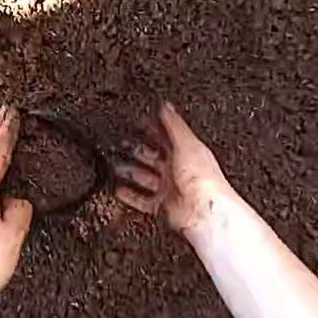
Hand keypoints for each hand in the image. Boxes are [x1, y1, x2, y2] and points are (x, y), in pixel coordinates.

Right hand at [114, 102, 235, 236]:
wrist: (203, 211)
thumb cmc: (202, 178)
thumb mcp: (186, 143)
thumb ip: (174, 124)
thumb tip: (167, 106)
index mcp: (187, 153)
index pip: (166, 136)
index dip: (153, 128)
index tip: (139, 121)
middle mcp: (177, 170)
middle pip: (153, 157)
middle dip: (137, 149)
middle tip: (121, 142)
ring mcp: (169, 188)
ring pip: (144, 177)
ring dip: (129, 171)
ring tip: (114, 164)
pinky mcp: (161, 206)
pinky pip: (141, 200)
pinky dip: (129, 195)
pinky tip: (118, 189)